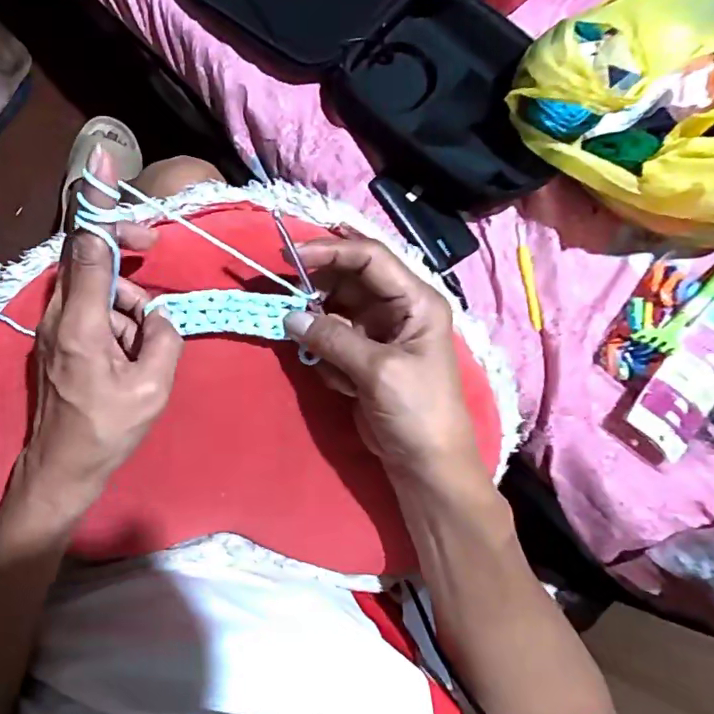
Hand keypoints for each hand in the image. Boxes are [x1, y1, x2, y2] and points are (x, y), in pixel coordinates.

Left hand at [10, 151, 182, 517]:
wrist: (62, 467)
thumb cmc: (106, 430)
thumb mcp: (153, 388)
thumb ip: (162, 337)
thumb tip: (156, 314)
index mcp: (81, 322)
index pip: (88, 246)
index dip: (96, 201)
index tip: (100, 159)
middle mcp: (59, 313)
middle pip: (89, 254)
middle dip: (123, 246)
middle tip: (150, 246)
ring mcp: (53, 324)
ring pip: (94, 284)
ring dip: (125, 299)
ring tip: (141, 346)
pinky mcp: (57, 337)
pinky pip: (90, 306)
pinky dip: (114, 316)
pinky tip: (128, 354)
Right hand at [284, 236, 480, 478]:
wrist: (425, 463)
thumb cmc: (417, 411)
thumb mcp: (377, 371)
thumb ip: (333, 339)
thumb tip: (289, 316)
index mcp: (415, 301)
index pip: (370, 258)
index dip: (331, 250)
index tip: (292, 257)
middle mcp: (396, 308)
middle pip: (348, 280)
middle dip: (318, 291)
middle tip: (288, 303)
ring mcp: (377, 332)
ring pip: (333, 311)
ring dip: (320, 331)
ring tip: (326, 361)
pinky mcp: (361, 356)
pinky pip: (330, 340)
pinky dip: (325, 356)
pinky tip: (343, 385)